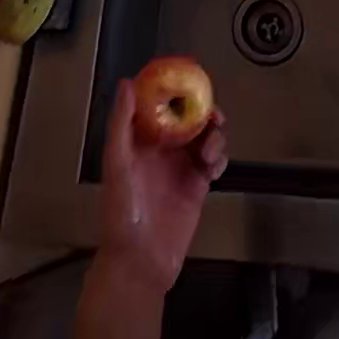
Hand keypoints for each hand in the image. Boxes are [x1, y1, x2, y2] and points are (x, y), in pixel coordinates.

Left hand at [94, 77, 227, 295]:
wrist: (140, 263)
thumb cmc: (121, 214)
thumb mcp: (117, 165)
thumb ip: (120, 125)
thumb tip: (126, 83)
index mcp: (142, 139)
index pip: (161, 103)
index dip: (176, 87)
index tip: (191, 74)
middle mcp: (164, 147)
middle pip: (191, 115)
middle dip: (204, 110)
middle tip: (212, 114)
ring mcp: (183, 164)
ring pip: (207, 134)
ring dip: (215, 135)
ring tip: (210, 152)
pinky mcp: (199, 182)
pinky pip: (217, 159)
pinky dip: (220, 157)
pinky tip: (213, 168)